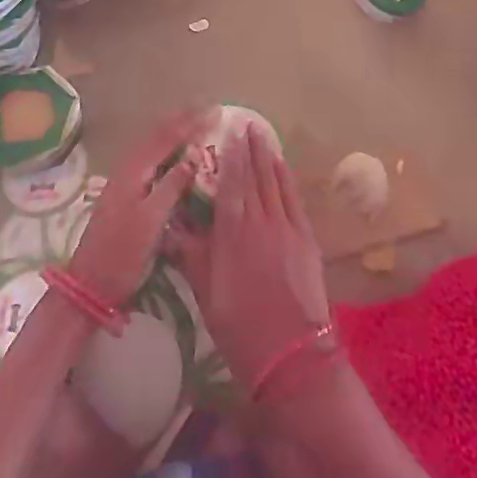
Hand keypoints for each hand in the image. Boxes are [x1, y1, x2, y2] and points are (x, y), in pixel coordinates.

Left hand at [66, 109, 208, 307]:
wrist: (91, 283)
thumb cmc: (123, 252)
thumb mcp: (151, 220)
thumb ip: (172, 185)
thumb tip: (194, 155)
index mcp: (134, 171)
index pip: (167, 138)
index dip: (191, 122)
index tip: (215, 110)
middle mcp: (128, 169)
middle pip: (157, 136)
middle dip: (183, 120)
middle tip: (207, 108)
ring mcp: (125, 181)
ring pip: (153, 146)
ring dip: (174, 131)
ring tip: (195, 120)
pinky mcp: (127, 194)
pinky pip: (151, 160)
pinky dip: (167, 149)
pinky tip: (177, 153)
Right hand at [170, 124, 330, 389]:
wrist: (290, 354)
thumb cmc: (239, 325)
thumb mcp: (205, 290)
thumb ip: (189, 252)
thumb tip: (170, 225)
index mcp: (232, 231)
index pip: (231, 182)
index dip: (231, 154)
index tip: (231, 130)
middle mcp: (260, 220)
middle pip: (255, 176)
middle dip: (251, 149)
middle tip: (248, 124)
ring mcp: (287, 227)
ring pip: (276, 183)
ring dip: (269, 158)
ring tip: (264, 136)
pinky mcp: (306, 239)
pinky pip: (294, 200)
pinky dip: (288, 180)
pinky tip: (283, 168)